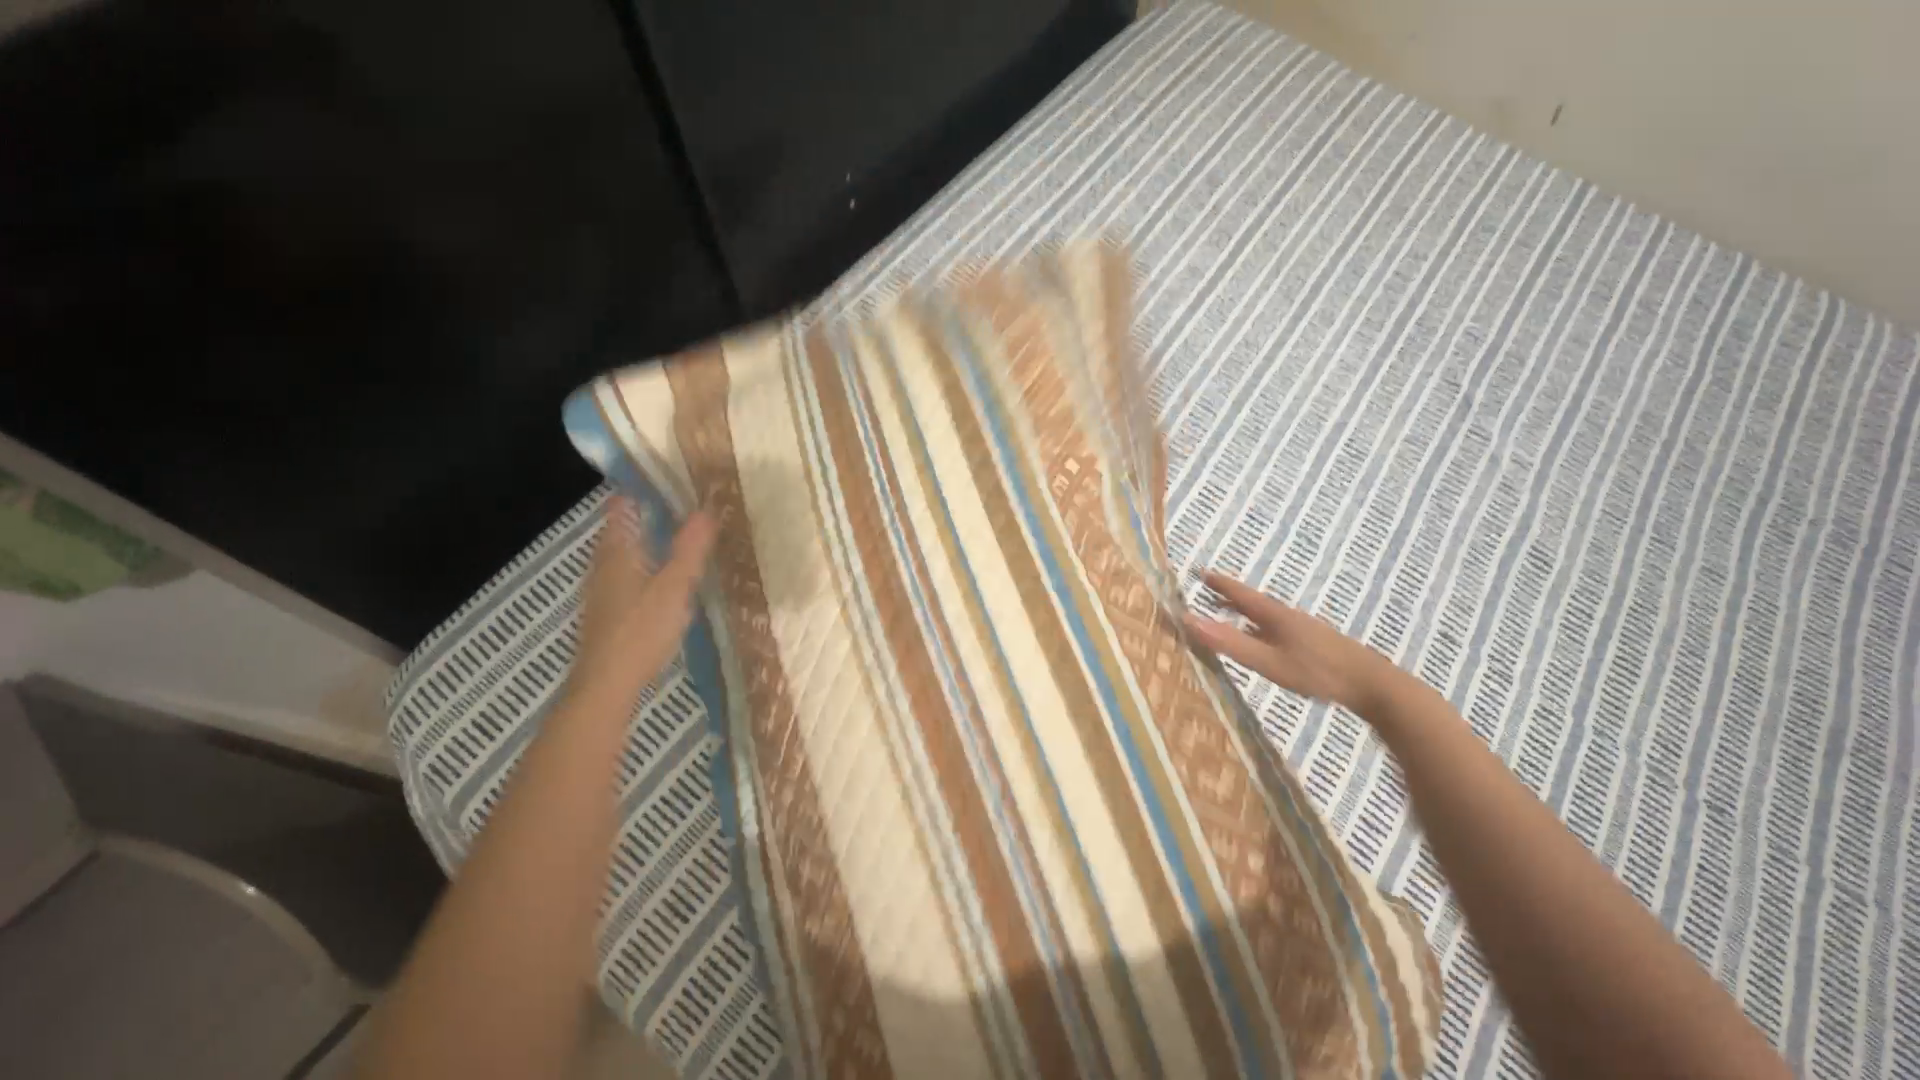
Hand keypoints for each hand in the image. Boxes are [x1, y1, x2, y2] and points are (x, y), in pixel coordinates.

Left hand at [569, 497, 718, 705]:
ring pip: (625, 552)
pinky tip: (665, 577)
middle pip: (622, 527)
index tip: (671, 475)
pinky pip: (627, 574)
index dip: (641, 486)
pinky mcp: (607, 610)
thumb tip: (708, 508)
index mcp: (617, 550)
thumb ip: (691, 549)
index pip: (621, 504)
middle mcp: (604, 563)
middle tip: (685, 503)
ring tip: (681, 535)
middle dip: (648, 513)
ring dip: (648, 540)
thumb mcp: (675, 587)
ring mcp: (602, 588)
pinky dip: (645, 565)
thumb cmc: (640, 631)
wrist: (606, 685)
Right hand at [1183, 570, 1399, 714]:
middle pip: (1254, 604)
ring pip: (1266, 618)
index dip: (1221, 584)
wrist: (1371, 684)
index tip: (1202, 573)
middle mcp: (1288, 618)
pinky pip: (1277, 631)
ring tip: (1229, 617)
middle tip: (1209, 592)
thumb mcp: (1268, 661)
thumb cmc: (1317, 671)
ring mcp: (1303, 632)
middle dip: (1231, 598)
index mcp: (1275, 616)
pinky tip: (1263, 643)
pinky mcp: (1314, 646)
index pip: (1242, 594)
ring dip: (1245, 615)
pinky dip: (1260, 630)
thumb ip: (1230, 643)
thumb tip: (1188, 620)